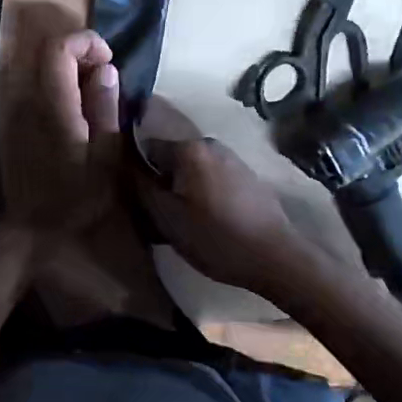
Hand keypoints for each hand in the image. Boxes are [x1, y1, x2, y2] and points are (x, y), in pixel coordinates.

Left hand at [1, 30, 120, 235]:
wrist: (33, 226)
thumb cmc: (76, 198)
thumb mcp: (106, 159)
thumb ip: (105, 109)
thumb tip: (106, 69)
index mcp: (53, 107)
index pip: (58, 49)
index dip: (86, 42)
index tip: (109, 60)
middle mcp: (28, 100)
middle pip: (48, 52)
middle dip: (82, 53)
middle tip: (108, 77)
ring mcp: (18, 109)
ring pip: (43, 68)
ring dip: (73, 70)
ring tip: (98, 95)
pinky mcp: (16, 120)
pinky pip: (39, 86)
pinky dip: (62, 86)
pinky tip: (80, 112)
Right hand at [133, 135, 319, 298]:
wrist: (276, 257)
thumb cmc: (215, 238)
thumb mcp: (166, 218)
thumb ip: (141, 186)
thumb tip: (125, 164)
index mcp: (188, 148)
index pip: (146, 147)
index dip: (137, 172)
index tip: (138, 198)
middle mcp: (210, 143)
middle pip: (171, 158)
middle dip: (162, 181)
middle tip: (159, 215)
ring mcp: (233, 158)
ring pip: (192, 170)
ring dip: (183, 189)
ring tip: (183, 221)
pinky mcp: (248, 176)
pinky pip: (212, 178)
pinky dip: (203, 193)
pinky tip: (208, 220)